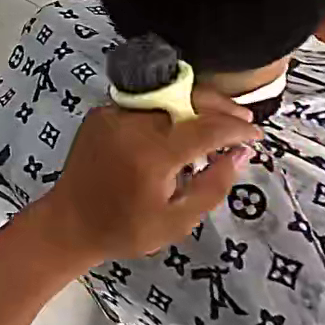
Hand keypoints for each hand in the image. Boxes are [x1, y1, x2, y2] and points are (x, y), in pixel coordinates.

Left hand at [31, 91, 259, 261]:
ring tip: (217, 120)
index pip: (206, 128)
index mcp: (152, 154)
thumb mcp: (176, 221)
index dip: (236, 129)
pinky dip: (167, 109)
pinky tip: (181, 125)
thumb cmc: (124, 229)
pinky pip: (144, 102)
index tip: (255, 136)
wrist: (68, 222)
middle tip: (243, 120)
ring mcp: (114, 113)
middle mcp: (133, 124)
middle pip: (188, 98)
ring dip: (196, 104)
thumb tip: (241, 155)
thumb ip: (213, 186)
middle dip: (221, 105)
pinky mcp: (102, 111)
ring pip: (167, 95)